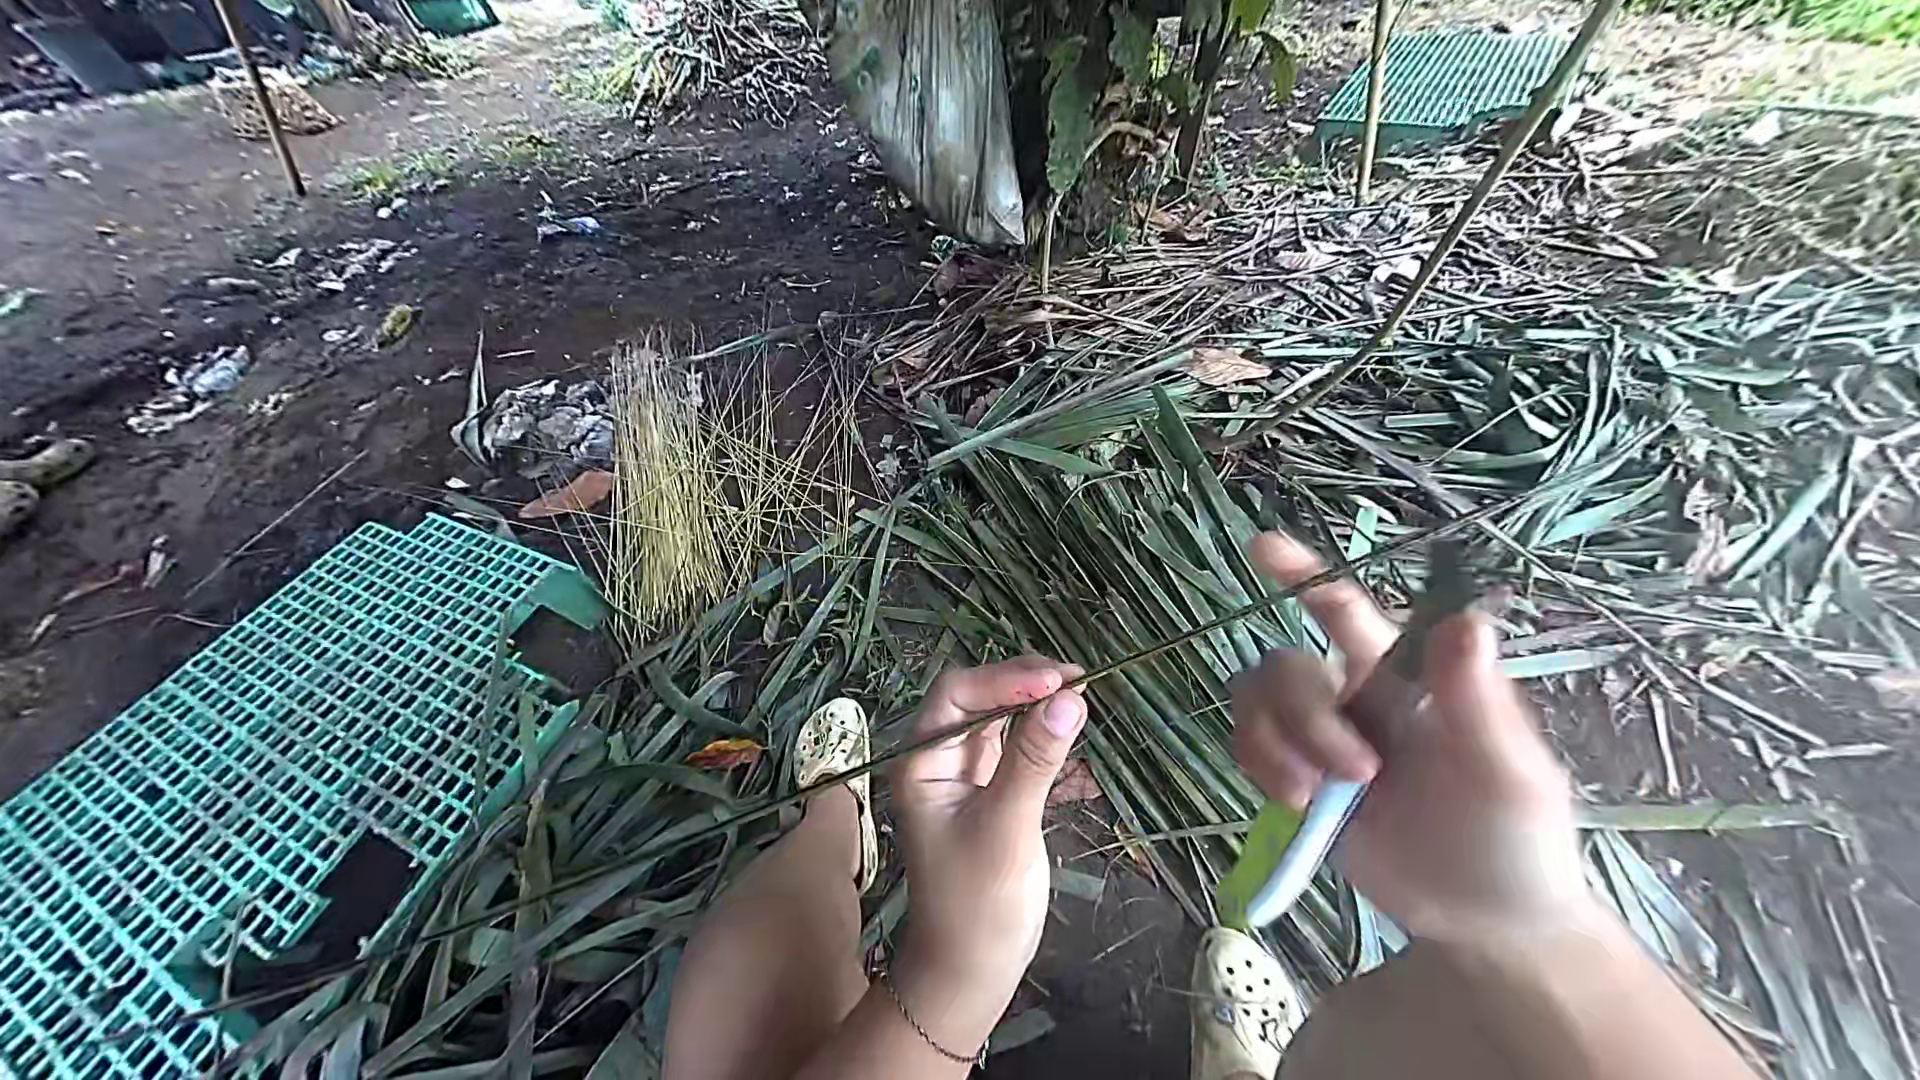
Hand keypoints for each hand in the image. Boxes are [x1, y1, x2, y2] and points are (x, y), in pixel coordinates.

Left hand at [889, 657, 1087, 1050]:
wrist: (971, 970)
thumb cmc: (976, 904)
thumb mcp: (1007, 827)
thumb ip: (1034, 760)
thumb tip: (1070, 698)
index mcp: (922, 759)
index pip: (957, 694)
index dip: (1005, 678)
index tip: (1057, 678)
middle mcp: (939, 756)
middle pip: (979, 698)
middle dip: (1025, 684)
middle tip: (1077, 680)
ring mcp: (965, 770)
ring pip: (1000, 717)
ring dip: (1038, 705)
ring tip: (1080, 695)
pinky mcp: (991, 786)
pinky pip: (1017, 745)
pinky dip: (1046, 735)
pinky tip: (1074, 731)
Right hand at [1231, 534, 1597, 949]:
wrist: (1477, 917)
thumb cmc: (1510, 836)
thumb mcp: (1508, 772)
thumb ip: (1477, 699)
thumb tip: (1465, 617)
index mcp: (1398, 675)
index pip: (1343, 608)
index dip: (1302, 572)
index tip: (1261, 545)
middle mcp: (1346, 689)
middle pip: (1285, 667)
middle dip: (1309, 721)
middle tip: (1358, 774)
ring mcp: (1311, 729)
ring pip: (1254, 699)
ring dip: (1279, 746)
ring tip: (1317, 796)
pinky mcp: (1285, 765)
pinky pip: (1243, 739)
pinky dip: (1259, 765)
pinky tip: (1296, 801)